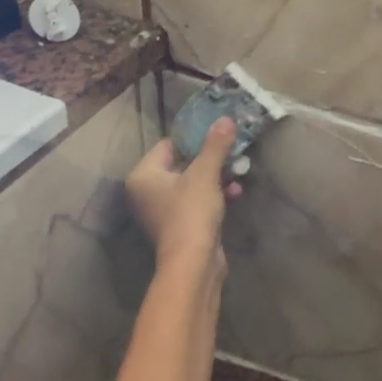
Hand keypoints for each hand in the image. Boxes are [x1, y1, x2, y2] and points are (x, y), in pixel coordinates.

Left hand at [127, 117, 242, 269]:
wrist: (194, 262)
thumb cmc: (191, 212)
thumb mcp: (205, 174)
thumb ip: (215, 146)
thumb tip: (225, 118)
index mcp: (143, 175)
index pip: (168, 145)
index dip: (194, 139)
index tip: (218, 135)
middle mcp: (147, 191)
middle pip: (181, 164)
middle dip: (209, 159)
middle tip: (232, 152)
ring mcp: (163, 210)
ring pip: (192, 183)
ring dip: (216, 177)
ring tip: (238, 171)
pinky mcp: (180, 224)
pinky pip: (196, 201)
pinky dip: (214, 195)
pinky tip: (235, 192)